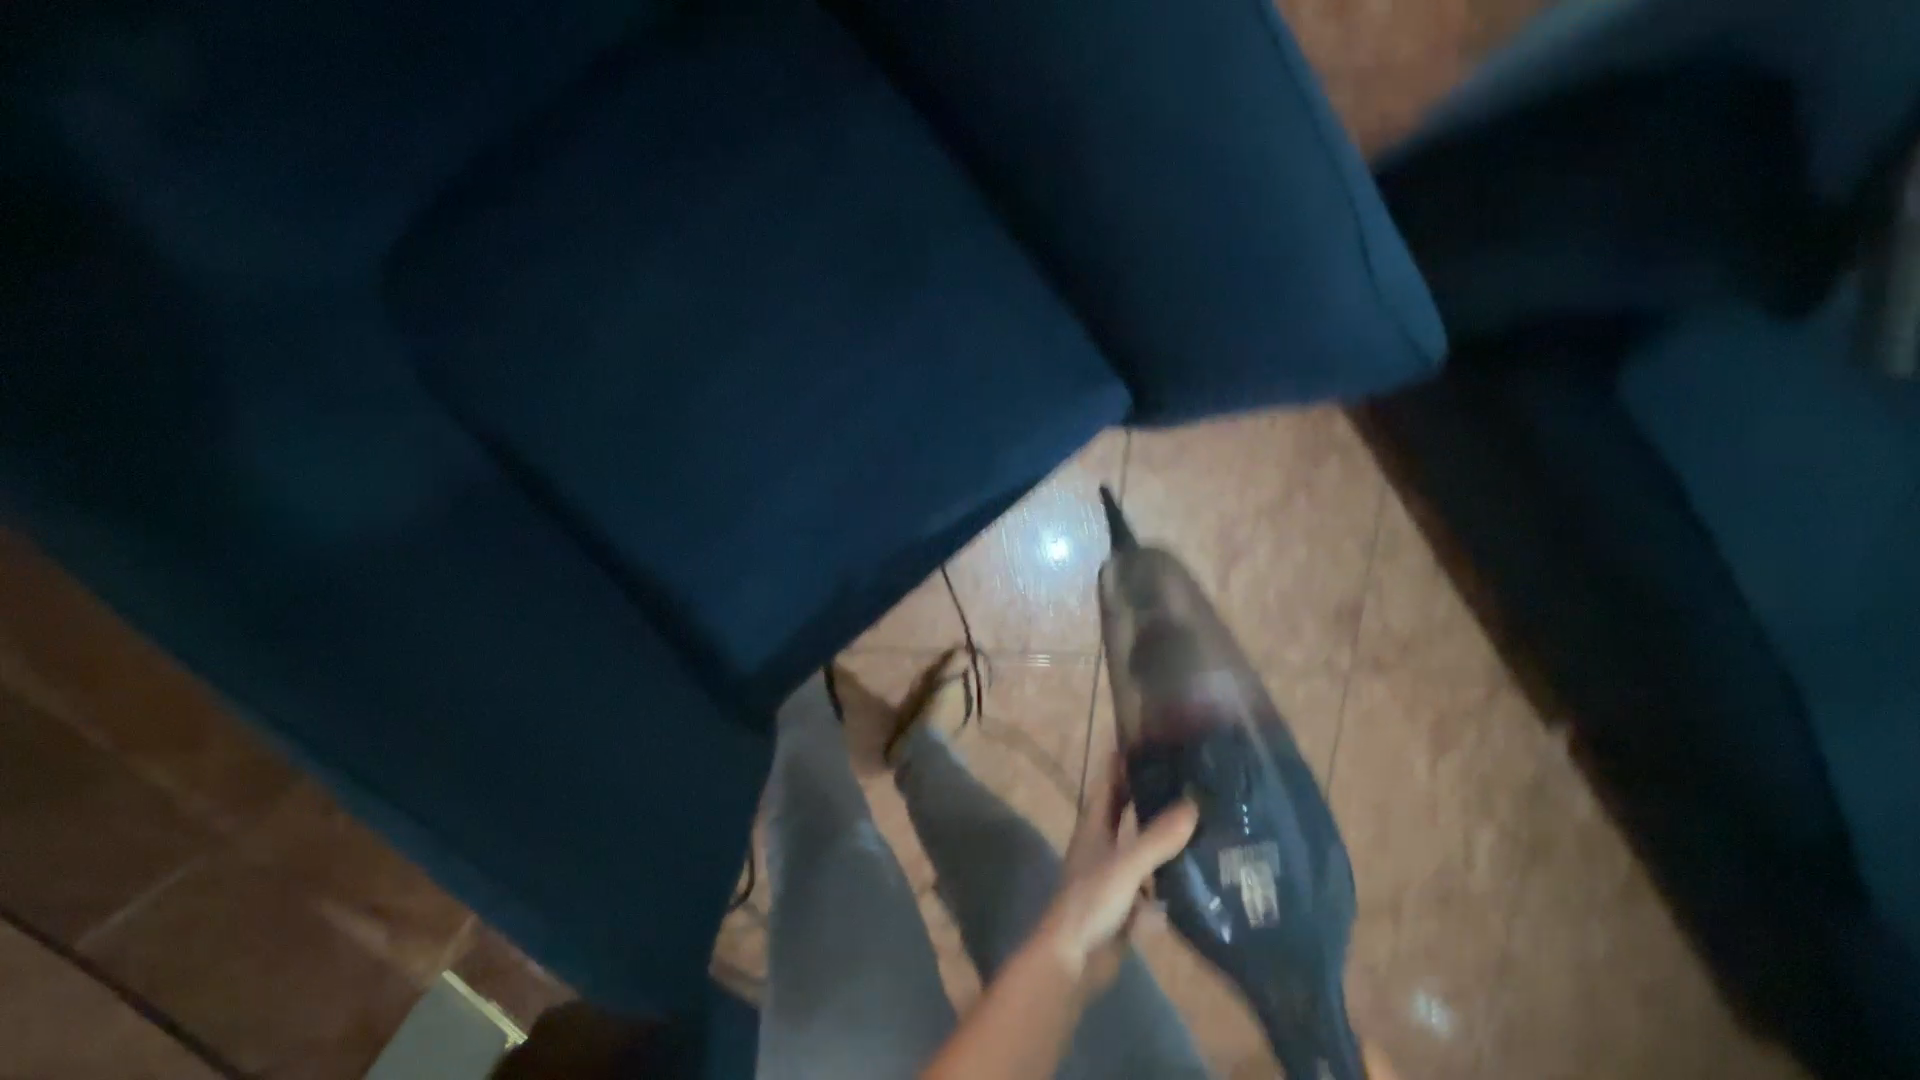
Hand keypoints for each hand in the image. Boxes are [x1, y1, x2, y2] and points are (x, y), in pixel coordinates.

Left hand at [1033, 751, 1198, 994]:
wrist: (1073, 960)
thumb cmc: (1090, 903)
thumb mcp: (1125, 866)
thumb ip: (1157, 838)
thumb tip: (1193, 804)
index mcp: (1093, 829)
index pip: (1107, 784)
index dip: (1120, 761)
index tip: (1144, 738)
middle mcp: (1102, 847)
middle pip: (1124, 812)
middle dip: (1147, 793)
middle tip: (1183, 774)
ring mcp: (1114, 876)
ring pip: (1140, 846)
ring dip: (1163, 834)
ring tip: (1200, 816)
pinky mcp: (1126, 905)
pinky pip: (1151, 883)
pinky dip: (1169, 876)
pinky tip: (1197, 871)